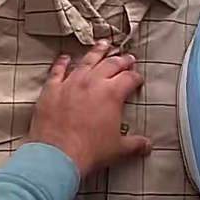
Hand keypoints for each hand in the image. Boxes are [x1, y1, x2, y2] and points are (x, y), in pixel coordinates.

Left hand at [28, 42, 153, 176]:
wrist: (58, 155)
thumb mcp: (118, 149)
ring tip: (103, 44)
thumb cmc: (90, 151)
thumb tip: (147, 146)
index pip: (129, 78)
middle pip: (110, 64)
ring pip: (86, 61)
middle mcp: (92, 82)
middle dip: (121, 59)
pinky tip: (65, 57)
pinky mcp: (52, 89)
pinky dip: (62, 63)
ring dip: (96, 51)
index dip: (135, 77)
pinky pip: (58, 70)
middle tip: (127, 57)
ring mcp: (70, 83)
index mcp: (112, 93)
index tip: (137, 78)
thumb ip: (135, 144)